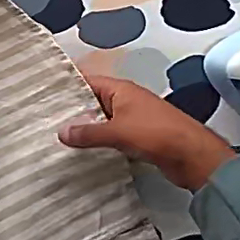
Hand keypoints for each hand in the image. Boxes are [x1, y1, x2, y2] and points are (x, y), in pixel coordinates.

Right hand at [59, 75, 234, 190]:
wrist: (194, 157)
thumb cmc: (160, 134)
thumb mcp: (118, 132)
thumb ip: (88, 133)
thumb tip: (63, 132)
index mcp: (121, 90)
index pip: (87, 81)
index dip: (68, 86)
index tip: (46, 92)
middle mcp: (126, 101)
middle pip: (92, 101)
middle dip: (73, 110)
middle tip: (48, 119)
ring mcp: (133, 119)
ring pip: (102, 120)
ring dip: (87, 129)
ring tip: (61, 137)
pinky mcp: (139, 138)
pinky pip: (112, 136)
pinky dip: (99, 142)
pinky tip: (85, 152)